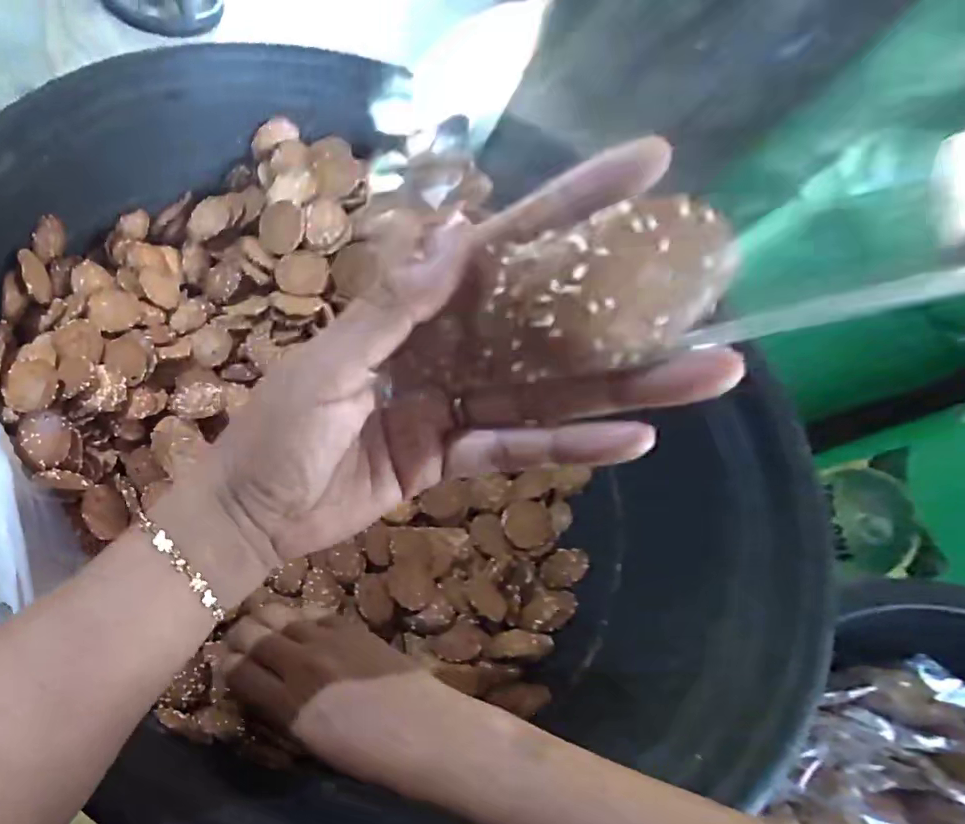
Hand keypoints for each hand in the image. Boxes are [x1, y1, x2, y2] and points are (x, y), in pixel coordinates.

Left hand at [201, 137, 745, 562]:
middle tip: (708, 279)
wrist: (252, 513)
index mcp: (403, 315)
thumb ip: (391, 309)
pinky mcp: (443, 460)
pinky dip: (566, 446)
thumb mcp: (328, 367)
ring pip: (539, 392)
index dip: (564, 211)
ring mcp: (443, 409)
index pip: (491, 252)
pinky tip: (632, 437)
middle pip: (534, 322)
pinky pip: (511, 449)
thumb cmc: (275, 435)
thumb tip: (458, 231)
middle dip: (615, 303)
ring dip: (619, 384)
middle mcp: (433, 354)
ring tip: (711, 368)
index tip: (646, 168)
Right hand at [220, 606, 526, 788]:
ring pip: (278, 615)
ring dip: (266, 621)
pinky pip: (312, 614)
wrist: (433, 736)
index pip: (238, 671)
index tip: (225, 664)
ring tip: (268, 629)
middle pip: (251, 634)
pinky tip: (305, 630)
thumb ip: (279, 709)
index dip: (225, 665)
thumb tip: (256, 685)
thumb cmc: (373, 757)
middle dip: (238, 636)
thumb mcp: (312, 743)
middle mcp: (302, 666)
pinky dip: (300, 620)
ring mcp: (328, 641)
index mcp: (290, 705)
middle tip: (241, 642)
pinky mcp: (351, 627)